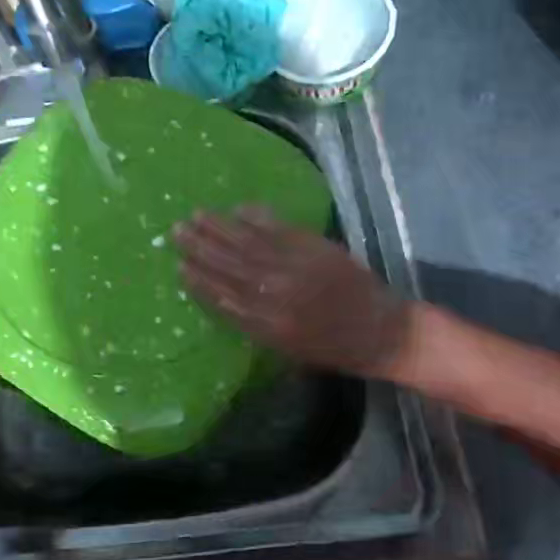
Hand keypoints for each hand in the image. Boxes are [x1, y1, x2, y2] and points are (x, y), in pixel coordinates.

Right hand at [176, 207, 415, 379]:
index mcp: (267, 325)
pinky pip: (279, 229)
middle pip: (230, 265)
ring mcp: (295, 267)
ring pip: (249, 243)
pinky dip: (258, 218)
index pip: (223, 297)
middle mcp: (276, 293)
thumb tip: (227, 299)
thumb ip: (256, 325)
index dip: (199, 280)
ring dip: (220, 228)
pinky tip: (239, 209)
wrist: (382, 332)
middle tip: (177, 231)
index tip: (179, 266)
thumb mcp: (289, 350)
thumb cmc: (334, 348)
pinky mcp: (314, 248)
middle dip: (201, 247)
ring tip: (197, 215)